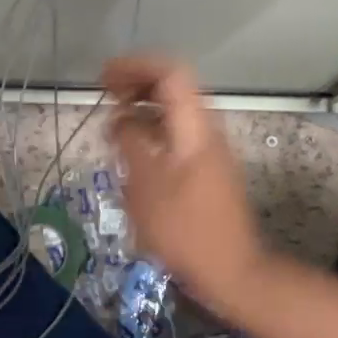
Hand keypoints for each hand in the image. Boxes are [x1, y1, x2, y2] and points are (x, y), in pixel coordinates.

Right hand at [101, 55, 270, 310]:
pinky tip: (131, 152)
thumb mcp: (145, 186)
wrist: (232, 272)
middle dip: (137, 84)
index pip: (171, 73)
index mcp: (194, 128)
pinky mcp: (208, 171)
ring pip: (176, 113)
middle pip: (175, 88)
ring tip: (112, 124)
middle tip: (105, 95)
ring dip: (143, 109)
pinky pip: (177, 135)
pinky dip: (152, 131)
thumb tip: (120, 117)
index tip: (105, 76)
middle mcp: (207, 131)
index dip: (136, 66)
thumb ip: (131, 142)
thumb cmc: (184, 230)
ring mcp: (210, 151)